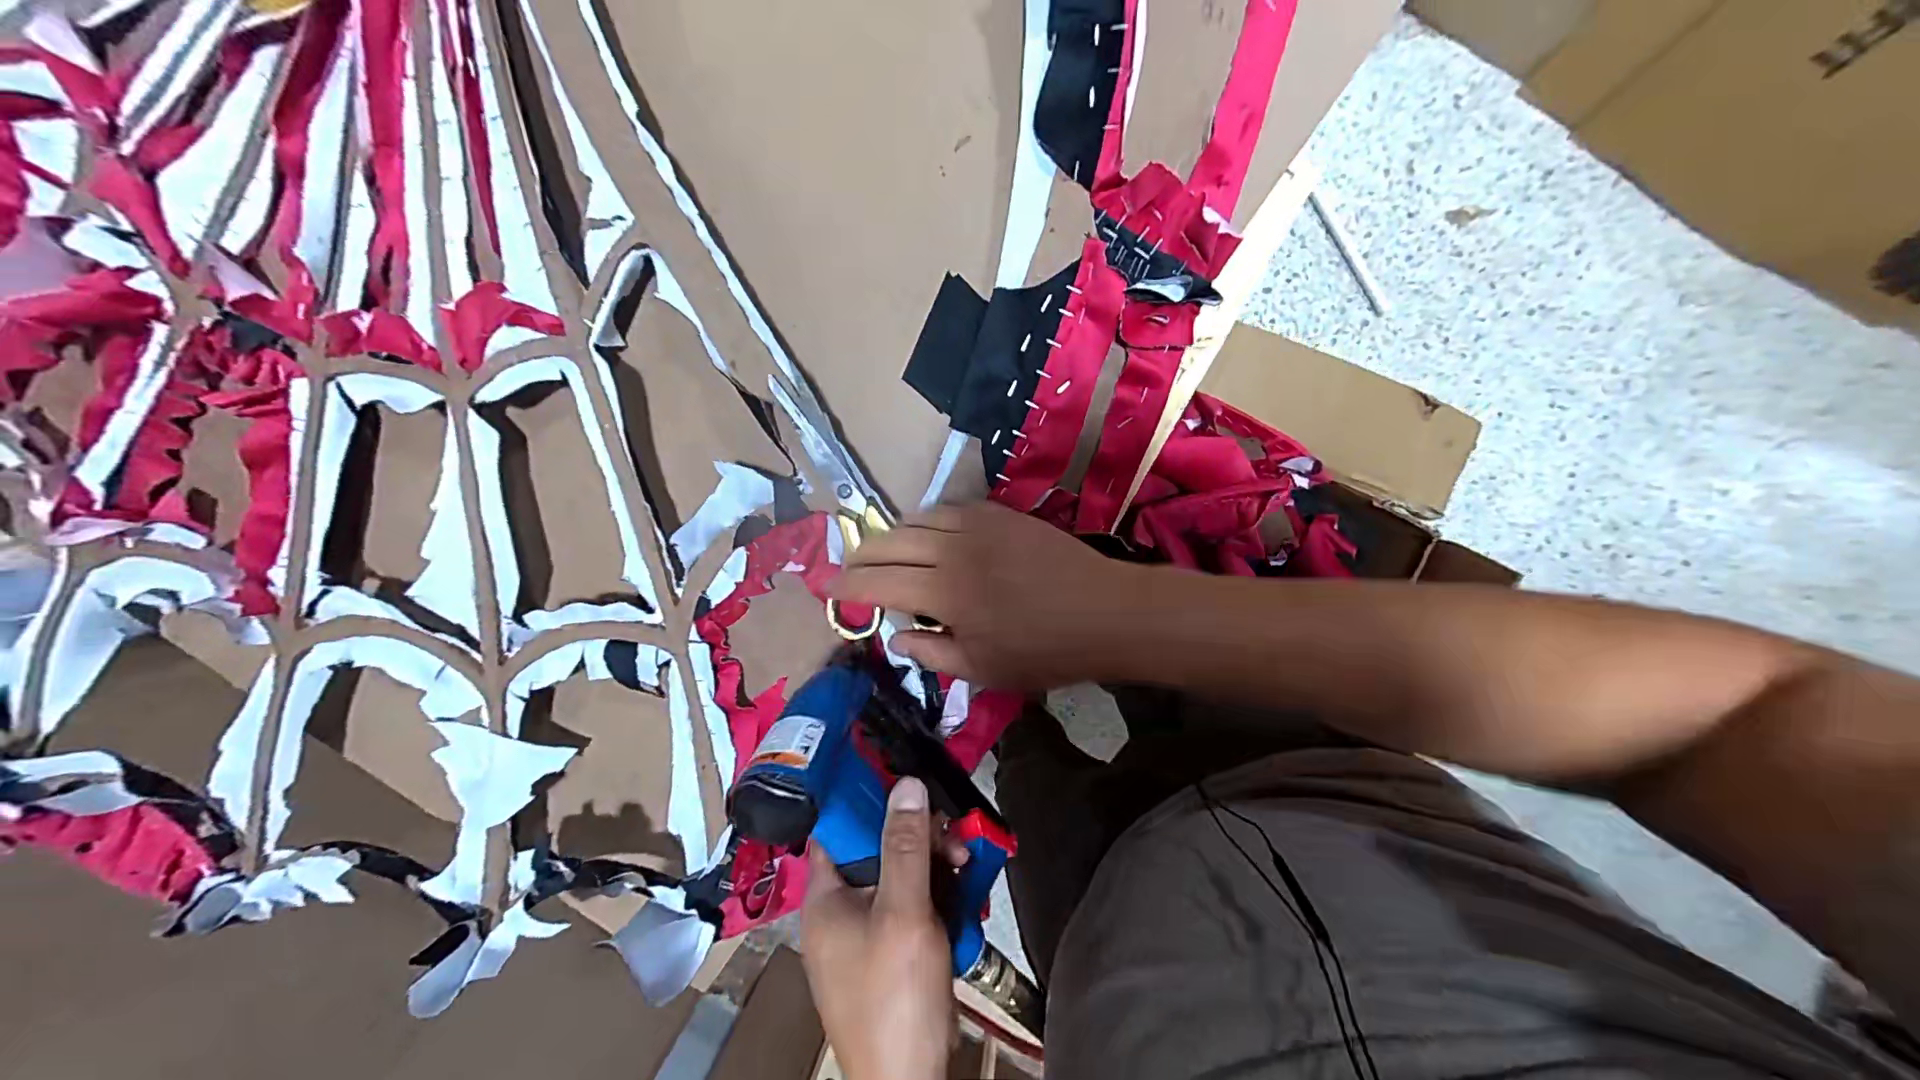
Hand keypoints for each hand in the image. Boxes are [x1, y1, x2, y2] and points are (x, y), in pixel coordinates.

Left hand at [801, 778, 953, 1079]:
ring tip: (966, 866)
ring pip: (900, 877)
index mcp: (825, 897)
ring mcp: (868, 934)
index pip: (837, 828)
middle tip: (953, 838)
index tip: (906, 783)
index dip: (868, 801)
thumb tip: (906, 784)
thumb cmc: (896, 996)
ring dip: (934, 867)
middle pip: (877, 850)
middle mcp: (841, 911)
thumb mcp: (903, 911)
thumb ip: (906, 846)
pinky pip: (913, 907)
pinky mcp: (894, 952)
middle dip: (918, 839)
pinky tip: (963, 900)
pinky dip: (937, 897)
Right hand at [830, 501, 1141, 688]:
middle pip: (890, 543)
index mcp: (946, 593)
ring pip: (917, 518)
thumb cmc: (1046, 651)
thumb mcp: (985, 671)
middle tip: (848, 568)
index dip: (846, 586)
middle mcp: (954, 550)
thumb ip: (933, 653)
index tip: (824, 586)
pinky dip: (927, 519)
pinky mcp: (1001, 513)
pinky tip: (929, 532)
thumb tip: (896, 638)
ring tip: (884, 551)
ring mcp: (979, 525)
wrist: (1106, 611)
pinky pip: (950, 508)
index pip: (879, 583)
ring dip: (893, 534)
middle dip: (861, 555)